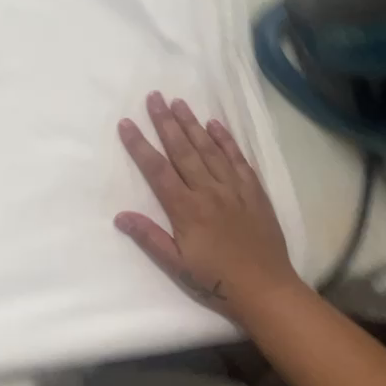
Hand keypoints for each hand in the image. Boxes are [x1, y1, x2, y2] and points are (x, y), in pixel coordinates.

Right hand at [115, 91, 301, 319]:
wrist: (265, 289)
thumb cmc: (216, 282)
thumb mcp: (176, 266)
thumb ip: (150, 238)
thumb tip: (120, 216)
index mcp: (186, 210)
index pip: (157, 170)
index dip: (140, 146)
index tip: (127, 123)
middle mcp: (209, 192)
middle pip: (183, 151)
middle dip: (166, 123)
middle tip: (154, 97)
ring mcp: (234, 190)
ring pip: (210, 150)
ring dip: (193, 125)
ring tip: (179, 103)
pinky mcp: (254, 193)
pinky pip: (239, 160)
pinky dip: (226, 141)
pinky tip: (216, 125)